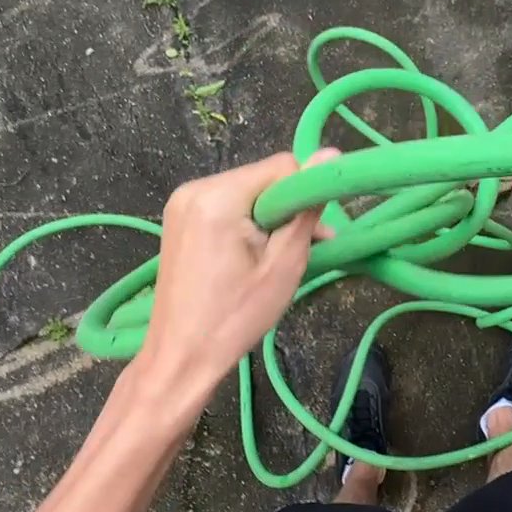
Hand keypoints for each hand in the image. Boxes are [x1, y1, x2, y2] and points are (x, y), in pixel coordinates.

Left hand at [136, 150, 333, 394]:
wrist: (180, 359)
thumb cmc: (236, 316)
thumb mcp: (285, 262)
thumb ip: (307, 206)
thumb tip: (331, 153)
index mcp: (217, 197)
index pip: (282, 166)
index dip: (306, 193)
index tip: (315, 231)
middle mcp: (194, 189)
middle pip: (264, 178)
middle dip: (289, 207)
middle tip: (305, 247)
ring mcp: (182, 203)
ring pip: (250, 191)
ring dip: (272, 217)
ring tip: (282, 255)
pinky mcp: (180, 218)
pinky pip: (229, 204)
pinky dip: (250, 222)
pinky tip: (258, 253)